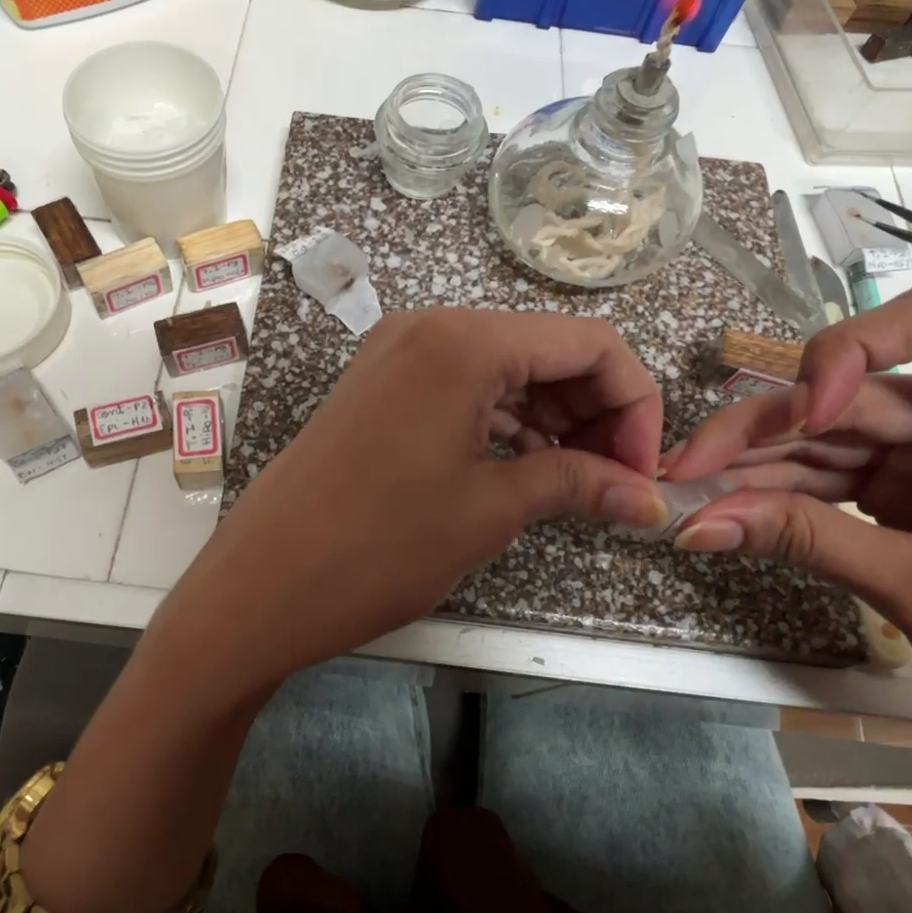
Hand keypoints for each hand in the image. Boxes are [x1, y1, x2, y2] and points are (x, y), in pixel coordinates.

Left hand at [155, 308, 668, 691]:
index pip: (590, 343)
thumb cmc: (379, 545)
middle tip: (618, 486)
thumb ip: (578, 485)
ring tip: (580, 487)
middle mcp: (430, 328)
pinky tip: (529, 471)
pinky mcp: (380, 388)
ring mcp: (398, 355)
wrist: (261, 584)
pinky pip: (463, 390)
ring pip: (506, 371)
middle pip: (547, 351)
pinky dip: (505, 425)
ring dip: (553, 422)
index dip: (634, 404)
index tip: (644, 472)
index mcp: (464, 340)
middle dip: (596, 414)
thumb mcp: (490, 510)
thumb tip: (650, 499)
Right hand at [664, 286, 911, 814]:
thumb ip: (810, 540)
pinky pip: (838, 477)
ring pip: (836, 436)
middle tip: (685, 468)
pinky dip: (784, 495)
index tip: (804, 412)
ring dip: (762, 465)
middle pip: (860, 392)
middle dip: (768, 428)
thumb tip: (695, 523)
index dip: (853, 349)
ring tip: (688, 492)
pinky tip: (730, 508)